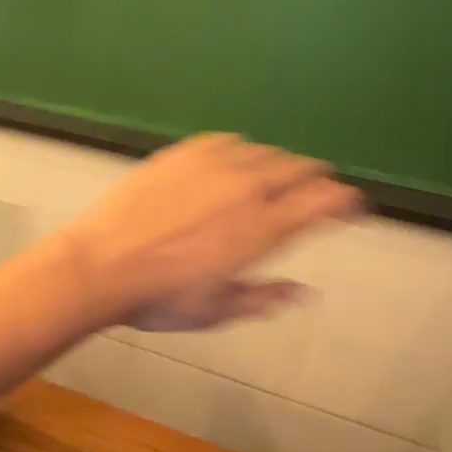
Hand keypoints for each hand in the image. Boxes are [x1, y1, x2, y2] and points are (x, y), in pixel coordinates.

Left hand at [50, 134, 360, 330]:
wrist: (98, 265)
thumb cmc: (157, 298)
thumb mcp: (214, 311)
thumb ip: (261, 297)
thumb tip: (302, 291)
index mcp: (263, 229)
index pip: (323, 202)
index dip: (345, 201)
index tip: (353, 206)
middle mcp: (246, 188)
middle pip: (300, 169)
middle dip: (316, 179)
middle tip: (316, 191)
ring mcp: (212, 165)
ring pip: (264, 152)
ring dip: (278, 164)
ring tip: (274, 177)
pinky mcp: (180, 154)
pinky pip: (225, 140)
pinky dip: (240, 150)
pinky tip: (233, 161)